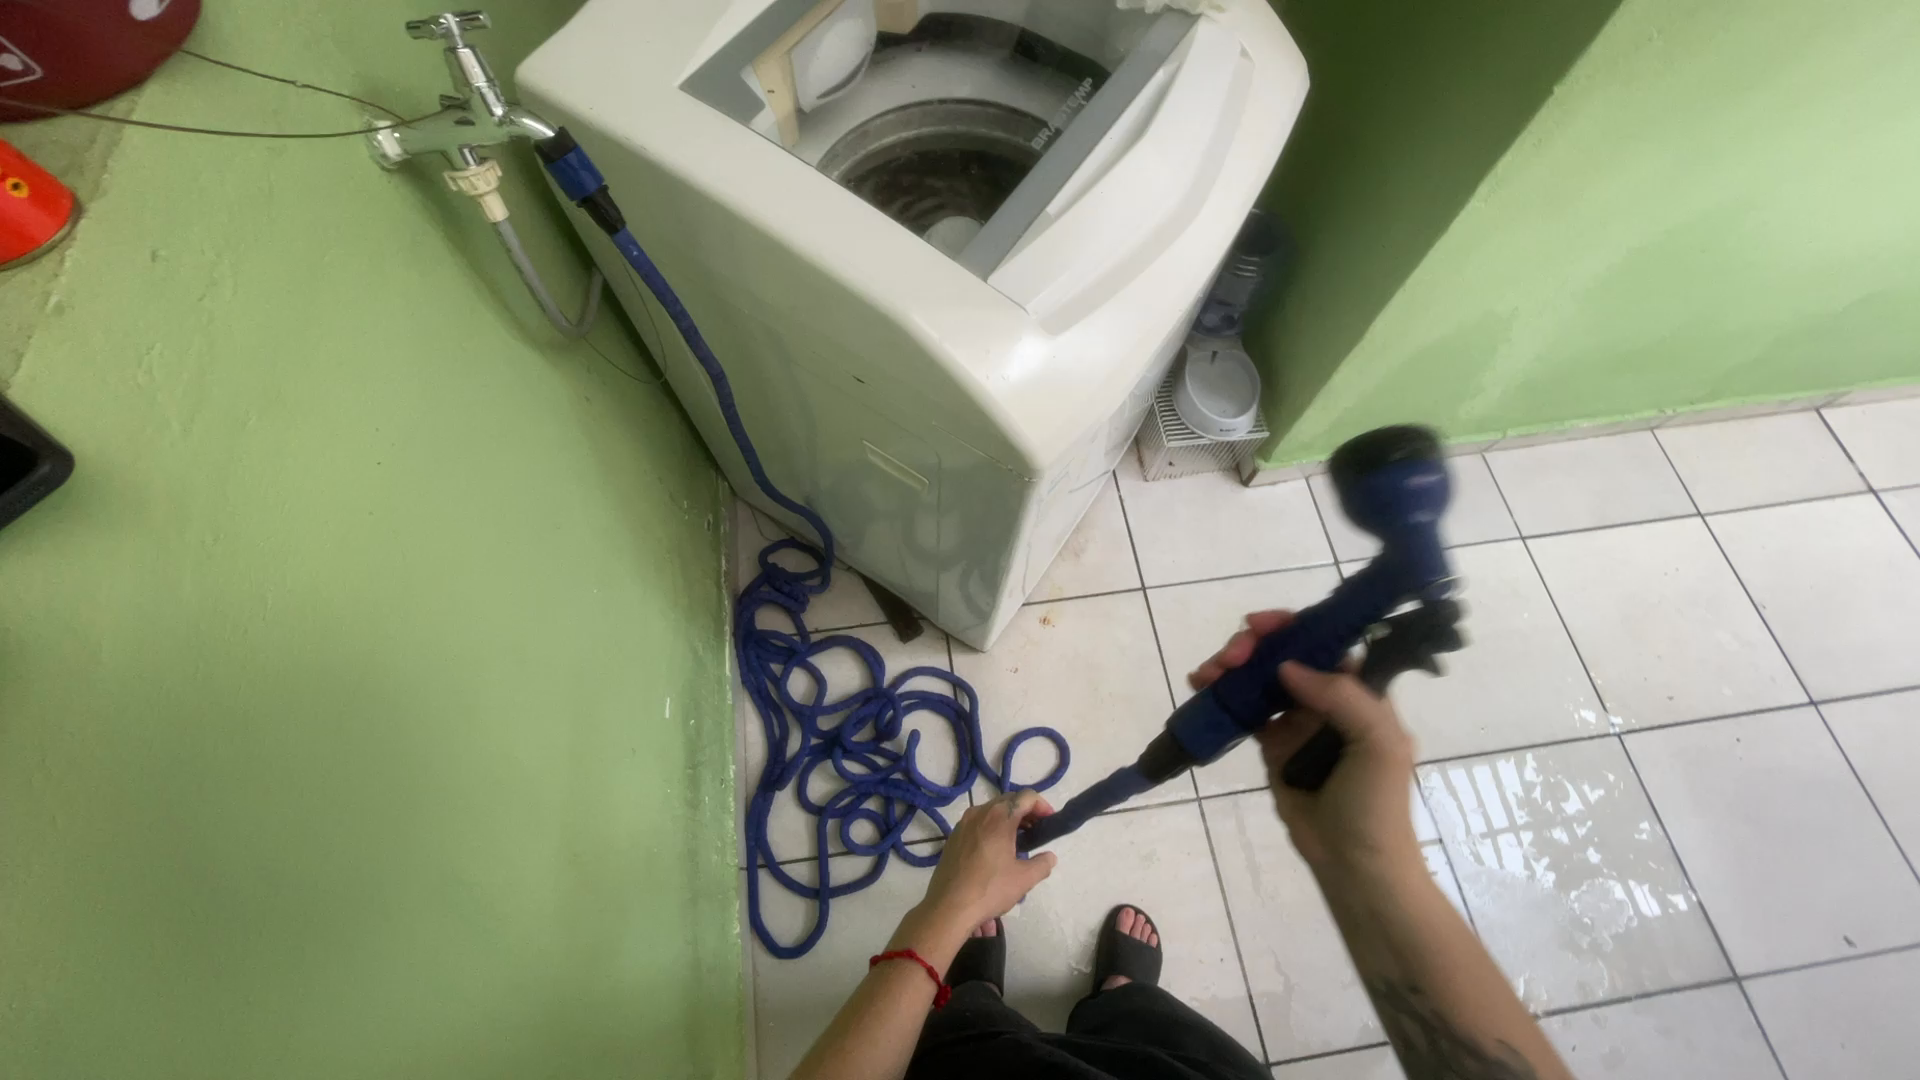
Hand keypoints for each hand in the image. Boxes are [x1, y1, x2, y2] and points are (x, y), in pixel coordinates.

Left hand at [918, 791, 1058, 931]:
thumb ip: (1042, 864)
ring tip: (1019, 842)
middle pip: (1008, 800)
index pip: (1026, 797)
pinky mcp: (954, 836)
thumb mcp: (1024, 879)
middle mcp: (979, 812)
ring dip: (1009, 819)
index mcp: (999, 817)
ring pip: (992, 810)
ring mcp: (963, 823)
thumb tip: (1050, 857)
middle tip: (1037, 831)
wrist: (948, 906)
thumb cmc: (989, 889)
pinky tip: (996, 850)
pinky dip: (992, 827)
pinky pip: (978, 822)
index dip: (1042, 805)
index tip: (1050, 822)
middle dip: (1026, 812)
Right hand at [1189, 612, 1419, 873]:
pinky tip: (1200, 686)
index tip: (1260, 625)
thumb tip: (1286, 666)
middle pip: (1284, 653)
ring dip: (1230, 665)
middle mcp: (1326, 698)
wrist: (1354, 862)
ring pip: (1258, 675)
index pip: (1325, 641)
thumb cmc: (1375, 803)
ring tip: (1206, 674)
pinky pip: (1242, 706)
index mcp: (1359, 691)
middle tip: (1229, 658)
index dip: (1293, 625)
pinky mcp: (1271, 742)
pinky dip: (1220, 692)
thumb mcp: (1378, 744)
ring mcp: (1295, 719)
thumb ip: (1342, 696)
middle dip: (1252, 645)